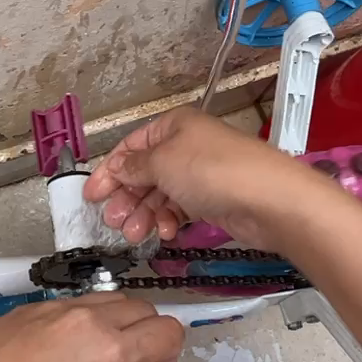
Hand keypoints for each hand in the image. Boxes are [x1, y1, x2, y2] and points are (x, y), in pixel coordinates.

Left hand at [0, 296, 183, 361]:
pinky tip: (51, 358)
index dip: (164, 361)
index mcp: (111, 352)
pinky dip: (80, 324)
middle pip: (144, 311)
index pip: (169, 333)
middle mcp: (89, 319)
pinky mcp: (31, 305)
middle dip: (143, 341)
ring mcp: (58, 307)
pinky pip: (73, 304)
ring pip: (110, 301)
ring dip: (114, 327)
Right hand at [82, 107, 297, 242]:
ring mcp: (200, 174)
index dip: (109, 172)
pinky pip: (179, 209)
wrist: (268, 200)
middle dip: (126, 198)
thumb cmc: (215, 171)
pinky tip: (165, 232)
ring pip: (160, 195)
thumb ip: (133, 167)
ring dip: (144, 214)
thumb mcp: (161, 162)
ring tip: (135, 234)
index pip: (129, 148)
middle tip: (113, 221)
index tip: (92, 195)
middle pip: (143, 174)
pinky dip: (168, 221)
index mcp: (173, 127)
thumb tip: (118, 168)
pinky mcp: (212, 200)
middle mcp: (186, 147)